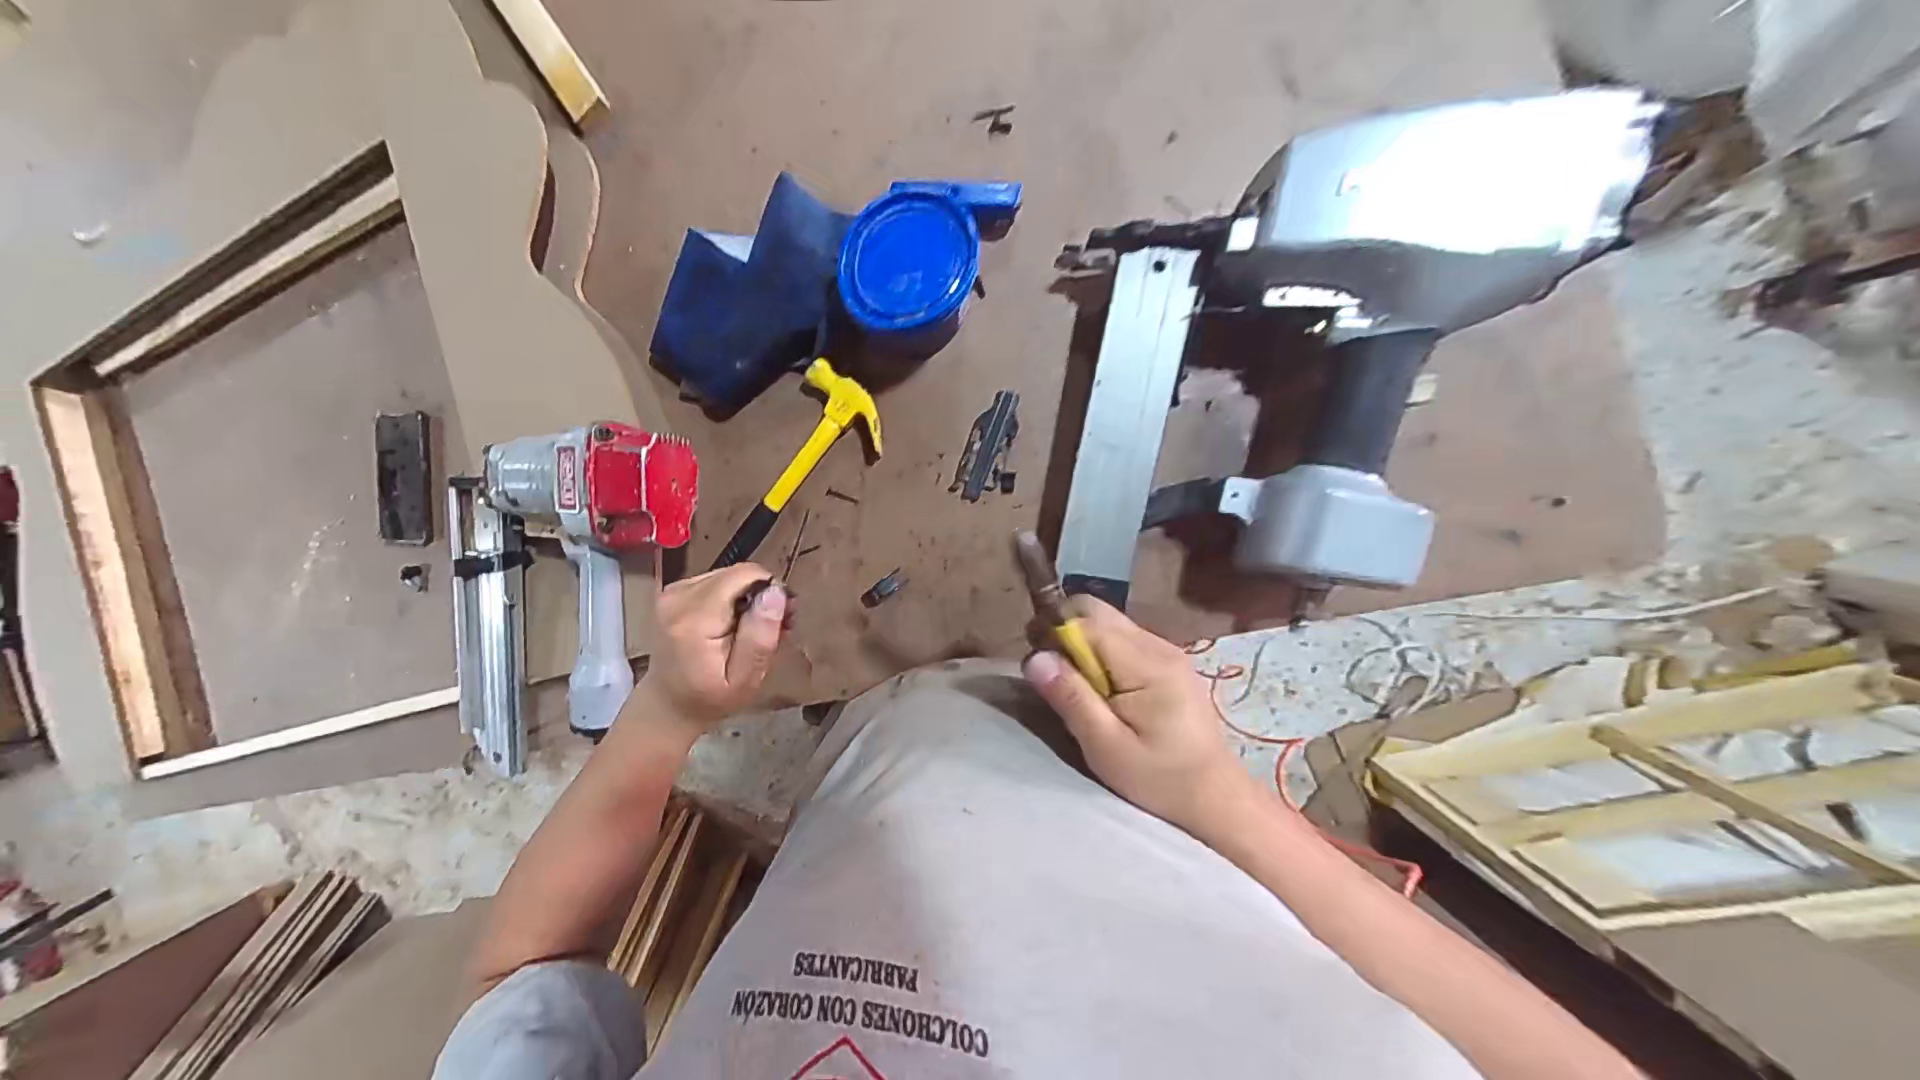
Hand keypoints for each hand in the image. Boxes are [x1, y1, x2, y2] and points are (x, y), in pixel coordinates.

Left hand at [632, 563, 786, 731]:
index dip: (771, 591)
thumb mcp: (746, 679)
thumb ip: (760, 637)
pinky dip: (732, 597)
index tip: (782, 620)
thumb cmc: (710, 698)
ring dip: (748, 596)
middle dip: (761, 594)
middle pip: (738, 573)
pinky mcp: (674, 591)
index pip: (745, 576)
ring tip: (752, 628)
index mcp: (695, 619)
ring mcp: (673, 591)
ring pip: (730, 574)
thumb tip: (776, 592)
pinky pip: (717, 581)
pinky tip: (733, 622)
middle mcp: (679, 597)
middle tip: (773, 628)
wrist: (669, 703)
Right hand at [1022, 597, 1257, 834]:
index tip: (1032, 656)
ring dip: (1082, 640)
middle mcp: (1160, 647)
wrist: (1215, 798)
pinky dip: (1100, 650)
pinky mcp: (1168, 662)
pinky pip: (1123, 638)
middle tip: (1046, 665)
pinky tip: (1097, 685)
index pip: (1088, 624)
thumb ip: (1071, 699)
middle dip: (1064, 628)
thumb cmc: (1160, 780)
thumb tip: (1034, 659)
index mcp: (1149, 666)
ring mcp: (1168, 651)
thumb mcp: (1107, 748)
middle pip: (1099, 612)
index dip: (1054, 632)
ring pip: (1110, 622)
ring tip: (1070, 679)